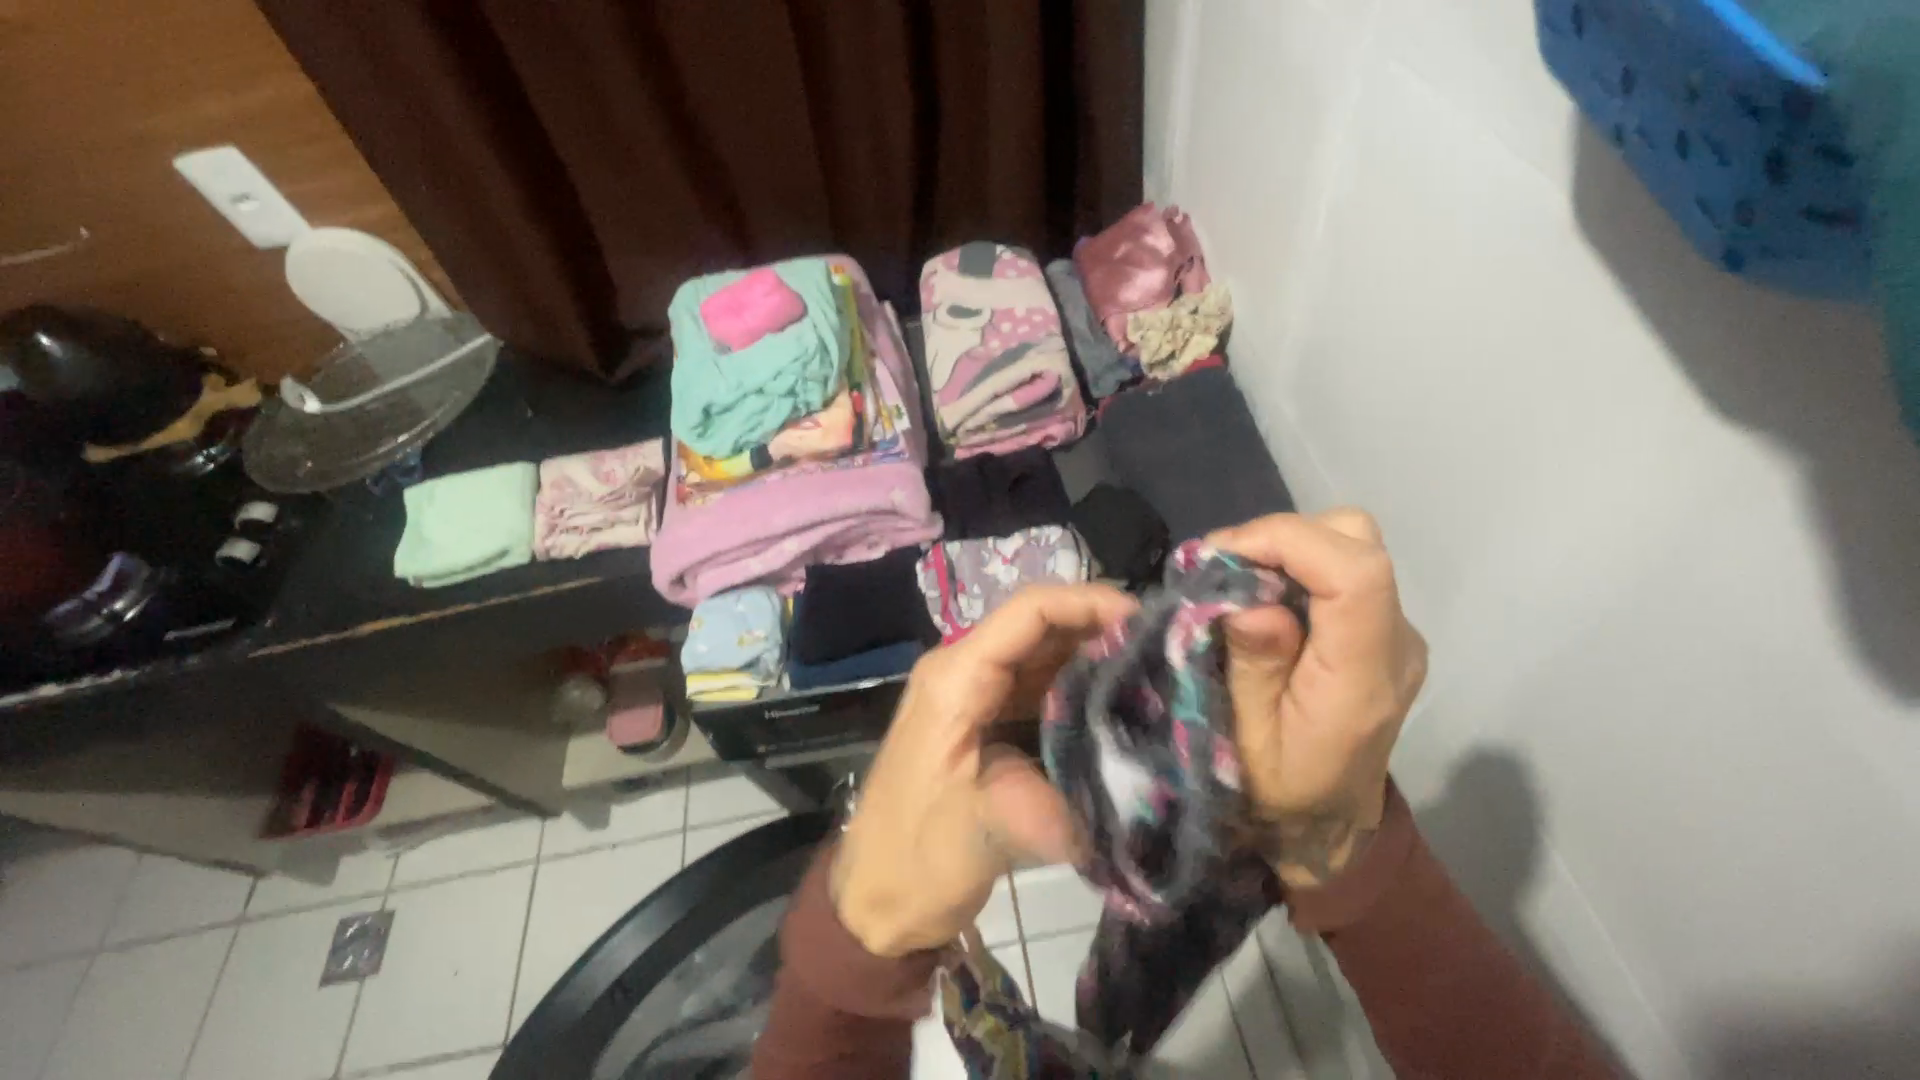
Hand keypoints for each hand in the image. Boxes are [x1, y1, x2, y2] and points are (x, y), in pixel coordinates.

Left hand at [832, 584, 1139, 956]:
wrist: (875, 900)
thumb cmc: (915, 861)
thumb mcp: (979, 832)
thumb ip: (1047, 806)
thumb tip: (1127, 794)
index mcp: (955, 679)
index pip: (1029, 611)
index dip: (1089, 603)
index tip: (1149, 623)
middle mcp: (964, 672)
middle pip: (1041, 626)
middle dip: (1103, 630)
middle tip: (1167, 653)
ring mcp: (975, 696)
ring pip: (1044, 655)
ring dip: (1096, 659)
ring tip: (1158, 676)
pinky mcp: (987, 722)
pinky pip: (1040, 689)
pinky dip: (1080, 691)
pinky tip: (1122, 709)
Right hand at [1208, 510, 1427, 889]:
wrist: (1328, 825)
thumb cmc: (1277, 792)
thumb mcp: (1246, 741)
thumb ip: (1253, 668)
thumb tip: (1250, 603)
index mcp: (1363, 677)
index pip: (1355, 573)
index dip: (1286, 540)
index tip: (1221, 556)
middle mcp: (1396, 644)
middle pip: (1358, 540)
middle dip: (1281, 537)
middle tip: (1223, 569)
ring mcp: (1396, 635)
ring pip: (1352, 543)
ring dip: (1287, 548)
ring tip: (1237, 582)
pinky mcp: (1383, 631)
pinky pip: (1344, 569)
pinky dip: (1296, 565)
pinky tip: (1261, 599)